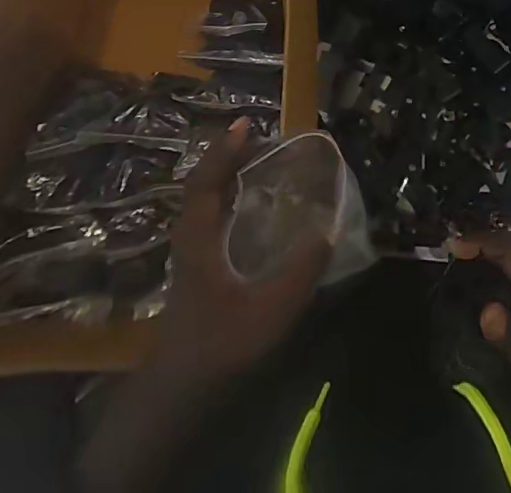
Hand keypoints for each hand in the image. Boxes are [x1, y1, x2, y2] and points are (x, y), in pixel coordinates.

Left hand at [152, 118, 331, 384]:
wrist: (183, 387)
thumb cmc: (223, 344)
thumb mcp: (269, 310)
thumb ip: (301, 271)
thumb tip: (327, 229)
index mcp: (198, 237)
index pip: (206, 180)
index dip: (224, 150)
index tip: (245, 123)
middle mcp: (190, 235)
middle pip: (202, 183)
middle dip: (227, 156)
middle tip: (258, 138)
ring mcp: (190, 250)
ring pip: (203, 199)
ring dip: (226, 174)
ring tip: (256, 160)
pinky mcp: (196, 265)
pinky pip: (209, 214)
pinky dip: (226, 196)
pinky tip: (249, 205)